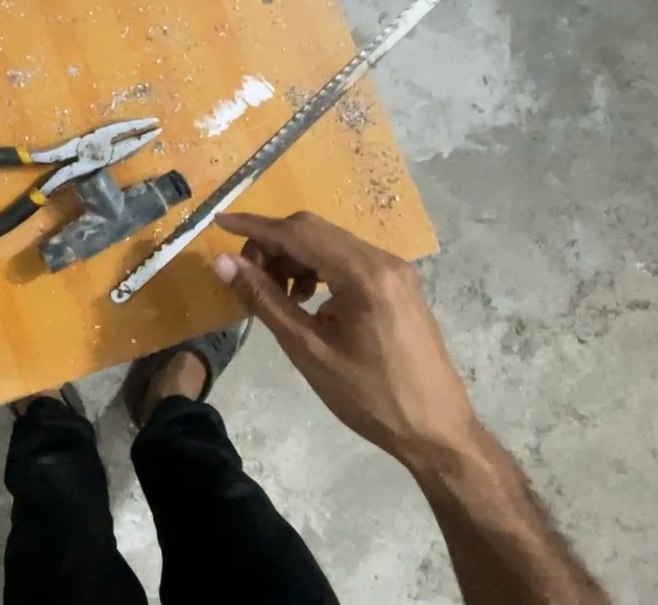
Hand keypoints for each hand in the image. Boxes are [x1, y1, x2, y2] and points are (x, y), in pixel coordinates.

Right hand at [212, 212, 479, 471]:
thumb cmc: (369, 397)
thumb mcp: (307, 348)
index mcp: (364, 274)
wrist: (439, 434)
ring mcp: (395, 271)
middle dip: (270, 243)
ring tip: (272, 292)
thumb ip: (263, 298)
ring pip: (327, 242)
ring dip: (291, 256)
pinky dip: (314, 267)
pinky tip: (303, 299)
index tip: (218, 223)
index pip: (296, 232)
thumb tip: (222, 262)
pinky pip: (345, 258)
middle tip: (244, 273)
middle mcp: (383, 261)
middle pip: (311, 229)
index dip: (253, 226)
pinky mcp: (398, 285)